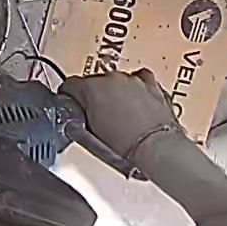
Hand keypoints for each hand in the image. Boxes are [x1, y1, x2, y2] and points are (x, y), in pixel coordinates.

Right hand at [62, 69, 182, 160]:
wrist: (156, 146)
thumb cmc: (126, 145)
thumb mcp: (90, 134)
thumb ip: (80, 117)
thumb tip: (79, 117)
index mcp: (91, 88)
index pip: (71, 85)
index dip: (69, 97)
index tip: (72, 103)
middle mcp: (112, 78)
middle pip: (95, 81)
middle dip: (95, 96)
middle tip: (98, 117)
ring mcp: (133, 80)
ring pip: (117, 81)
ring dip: (116, 93)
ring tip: (119, 114)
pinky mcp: (152, 85)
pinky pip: (140, 81)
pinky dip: (136, 90)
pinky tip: (137, 102)